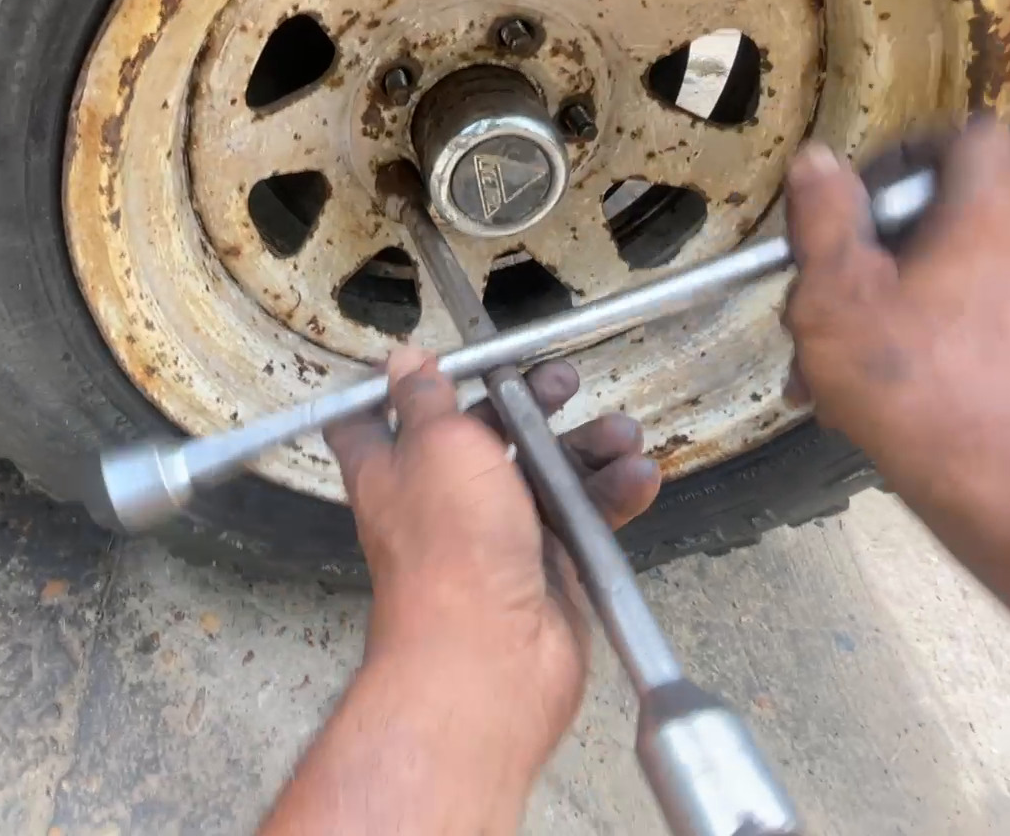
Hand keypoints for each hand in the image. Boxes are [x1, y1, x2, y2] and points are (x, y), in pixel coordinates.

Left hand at [323, 349, 659, 772]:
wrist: (491, 653)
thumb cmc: (450, 538)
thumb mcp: (435, 444)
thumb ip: (425, 398)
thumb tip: (400, 357)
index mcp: (392, 463)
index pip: (370, 416)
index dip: (391, 384)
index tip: (427, 355)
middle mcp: (438, 491)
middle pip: (478, 430)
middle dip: (523, 401)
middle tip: (563, 380)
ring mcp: (492, 526)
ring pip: (538, 468)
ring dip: (583, 445)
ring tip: (621, 432)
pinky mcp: (542, 557)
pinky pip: (577, 514)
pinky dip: (608, 493)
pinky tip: (639, 475)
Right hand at [783, 118, 1009, 515]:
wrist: (986, 481)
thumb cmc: (904, 377)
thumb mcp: (835, 289)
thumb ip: (823, 218)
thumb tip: (815, 159)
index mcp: (984, 217)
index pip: (964, 137)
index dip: (899, 150)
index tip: (846, 195)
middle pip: (930, 208)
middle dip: (858, 242)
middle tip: (814, 284)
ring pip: (926, 266)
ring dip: (864, 294)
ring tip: (817, 347)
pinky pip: (942, 310)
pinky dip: (892, 327)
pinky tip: (846, 379)